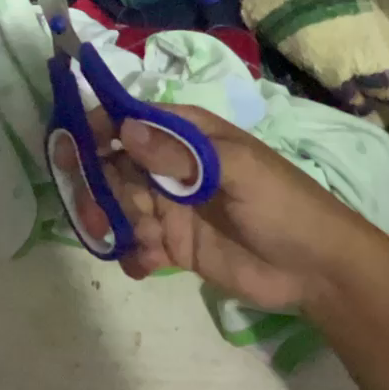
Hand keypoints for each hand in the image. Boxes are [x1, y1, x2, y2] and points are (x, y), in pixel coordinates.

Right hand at [60, 104, 377, 309]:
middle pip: (112, 164)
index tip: (71, 150)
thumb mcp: (235, 170)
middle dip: (96, 186)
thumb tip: (125, 128)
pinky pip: (136, 243)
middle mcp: (169, 164)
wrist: (317, 270)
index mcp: (184, 133)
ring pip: (118, 204)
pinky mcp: (173, 243)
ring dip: (111, 222)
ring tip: (131, 242)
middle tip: (93, 214)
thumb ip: (179, 154)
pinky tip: (148, 264)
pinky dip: (133, 253)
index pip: (128, 119)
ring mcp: (169, 204)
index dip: (96, 128)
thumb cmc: (282, 202)